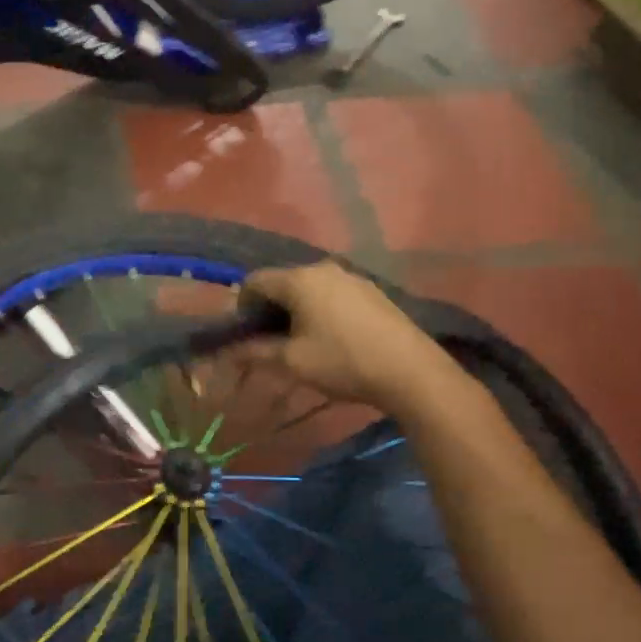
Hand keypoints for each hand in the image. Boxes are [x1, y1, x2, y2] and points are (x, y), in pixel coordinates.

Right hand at [239, 261, 460, 414]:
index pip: (254, 281)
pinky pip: (334, 293)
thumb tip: (227, 352)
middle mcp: (322, 268)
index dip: (243, 306)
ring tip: (305, 342)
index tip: (247, 334)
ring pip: (309, 288)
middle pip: (282, 282)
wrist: (413, 373)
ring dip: (298, 309)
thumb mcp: (293, 362)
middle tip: (273, 341)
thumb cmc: (344, 362)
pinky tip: (335, 338)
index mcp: (298, 279)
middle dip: (271, 309)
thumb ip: (255, 352)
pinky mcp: (373, 291)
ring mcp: (352, 277)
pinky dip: (323, 309)